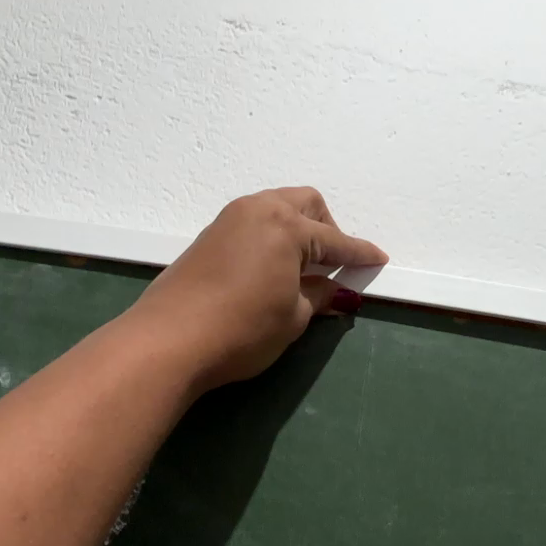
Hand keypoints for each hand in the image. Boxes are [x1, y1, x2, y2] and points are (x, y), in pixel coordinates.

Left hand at [124, 187, 388, 393]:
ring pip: (276, 207)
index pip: (335, 241)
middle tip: (332, 263)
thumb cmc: (241, 330)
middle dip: (327, 228)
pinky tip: (272, 265)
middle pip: (306, 204)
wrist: (167, 341)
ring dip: (297, 227)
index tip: (379, 258)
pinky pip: (254, 221)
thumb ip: (318, 295)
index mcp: (287, 227)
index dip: (359, 254)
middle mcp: (259, 210)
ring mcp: (230, 219)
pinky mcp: (209, 235)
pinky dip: (272, 234)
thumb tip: (333, 288)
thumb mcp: (292, 318)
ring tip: (302, 264)